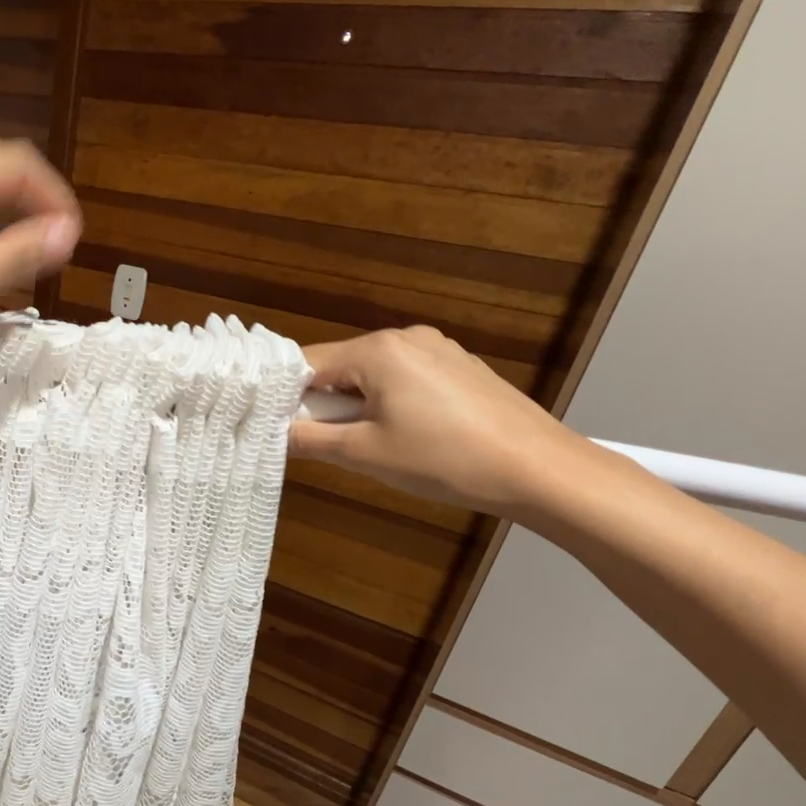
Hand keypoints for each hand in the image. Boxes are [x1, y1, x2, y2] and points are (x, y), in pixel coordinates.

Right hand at [289, 326, 596, 515]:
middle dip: (321, 402)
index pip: (305, 363)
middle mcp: (405, 337)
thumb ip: (309, 439)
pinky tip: (401, 436)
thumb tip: (271, 430)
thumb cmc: (442, 459)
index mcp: (377, 350)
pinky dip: (385, 402)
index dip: (281, 395)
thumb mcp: (364, 453)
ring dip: (353, 405)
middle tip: (318, 443)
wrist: (536, 468)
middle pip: (338, 365)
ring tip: (363, 445)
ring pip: (370, 374)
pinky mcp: (458, 367)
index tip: (269, 426)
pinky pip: (402, 379)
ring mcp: (437, 349)